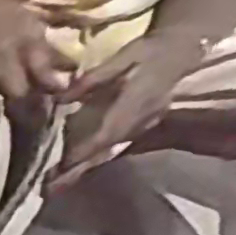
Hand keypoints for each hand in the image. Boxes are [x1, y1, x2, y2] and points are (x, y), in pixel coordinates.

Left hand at [49, 30, 208, 190]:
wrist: (185, 49)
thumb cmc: (152, 50)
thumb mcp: (127, 54)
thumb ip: (95, 77)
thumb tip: (62, 96)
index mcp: (140, 98)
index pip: (110, 129)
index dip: (87, 148)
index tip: (65, 163)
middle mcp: (143, 116)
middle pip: (108, 146)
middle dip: (79, 166)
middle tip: (50, 185)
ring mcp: (146, 122)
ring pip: (112, 149)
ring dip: (84, 166)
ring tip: (56, 184)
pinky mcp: (143, 125)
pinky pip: (117, 145)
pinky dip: (95, 157)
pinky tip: (75, 169)